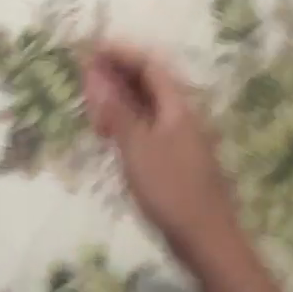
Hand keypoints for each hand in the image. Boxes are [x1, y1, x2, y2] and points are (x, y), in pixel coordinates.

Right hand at [84, 42, 241, 262]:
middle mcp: (182, 117)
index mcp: (178, 108)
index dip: (122, 53)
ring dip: (119, 97)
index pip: (150, 65)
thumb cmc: (172, 190)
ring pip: (147, 105)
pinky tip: (108, 132)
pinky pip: (147, 126)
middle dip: (117, 73)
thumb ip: (116, 110)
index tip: (91, 48)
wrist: (207, 242)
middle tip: (85, 74)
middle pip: (150, 82)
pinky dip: (125, 120)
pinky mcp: (174, 159)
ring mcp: (180, 139)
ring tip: (91, 103)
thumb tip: (96, 76)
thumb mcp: (137, 147)